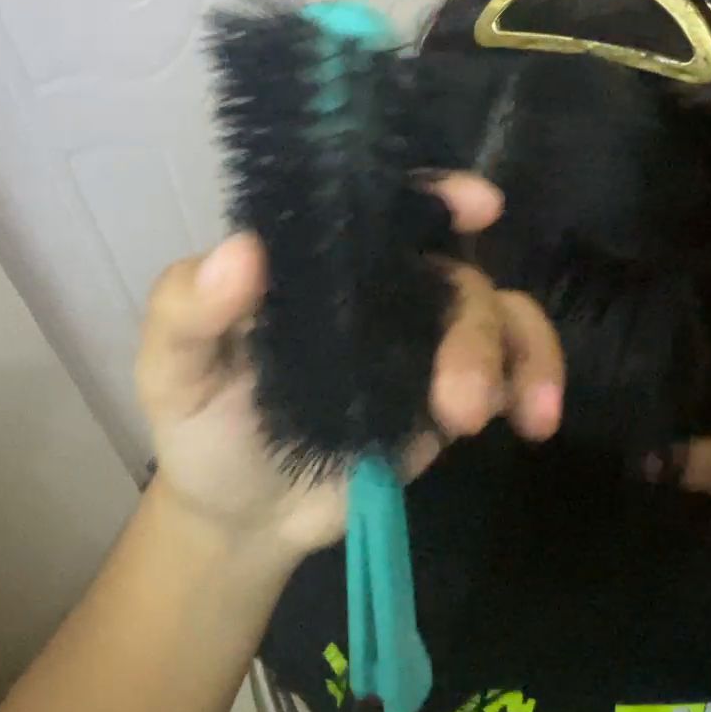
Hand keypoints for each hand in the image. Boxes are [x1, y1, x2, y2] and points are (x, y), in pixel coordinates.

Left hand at [136, 173, 564, 561]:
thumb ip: (190, 310)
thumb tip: (241, 250)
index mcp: (325, 263)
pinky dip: (536, 379)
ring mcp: (424, 342)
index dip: (437, 193)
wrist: (244, 518)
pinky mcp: (449, 395)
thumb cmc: (204, 424)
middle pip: (455, 272)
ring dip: (510, 356)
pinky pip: (514, 366)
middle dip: (472, 327)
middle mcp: (383, 289)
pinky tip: (535, 421)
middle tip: (457, 404)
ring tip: (478, 421)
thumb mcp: (174, 367)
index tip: (479, 202)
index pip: (386, 206)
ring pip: (497, 314)